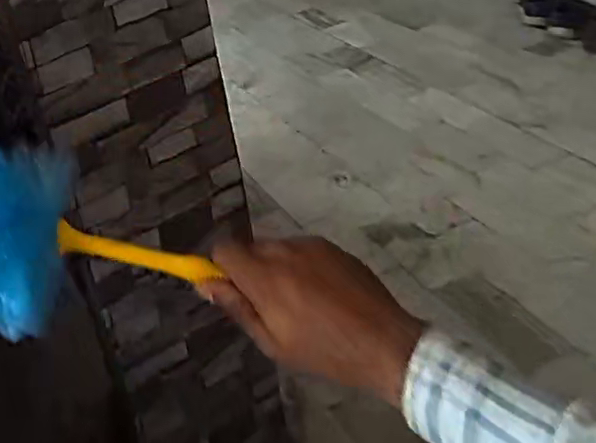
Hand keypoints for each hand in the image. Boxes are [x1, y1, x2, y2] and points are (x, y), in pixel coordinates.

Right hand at [202, 237, 425, 405]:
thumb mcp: (275, 344)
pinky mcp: (329, 244)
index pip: (223, 249)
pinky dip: (303, 265)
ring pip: (276, 248)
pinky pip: (302, 249)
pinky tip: (325, 294)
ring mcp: (307, 243)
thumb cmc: (327, 352)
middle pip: (249, 248)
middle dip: (252, 270)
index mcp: (264, 276)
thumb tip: (205, 283)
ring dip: (278, 267)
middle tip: (273, 304)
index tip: (233, 289)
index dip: (222, 267)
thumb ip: (237, 308)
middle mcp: (281, 250)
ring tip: (304, 301)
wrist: (390, 344)